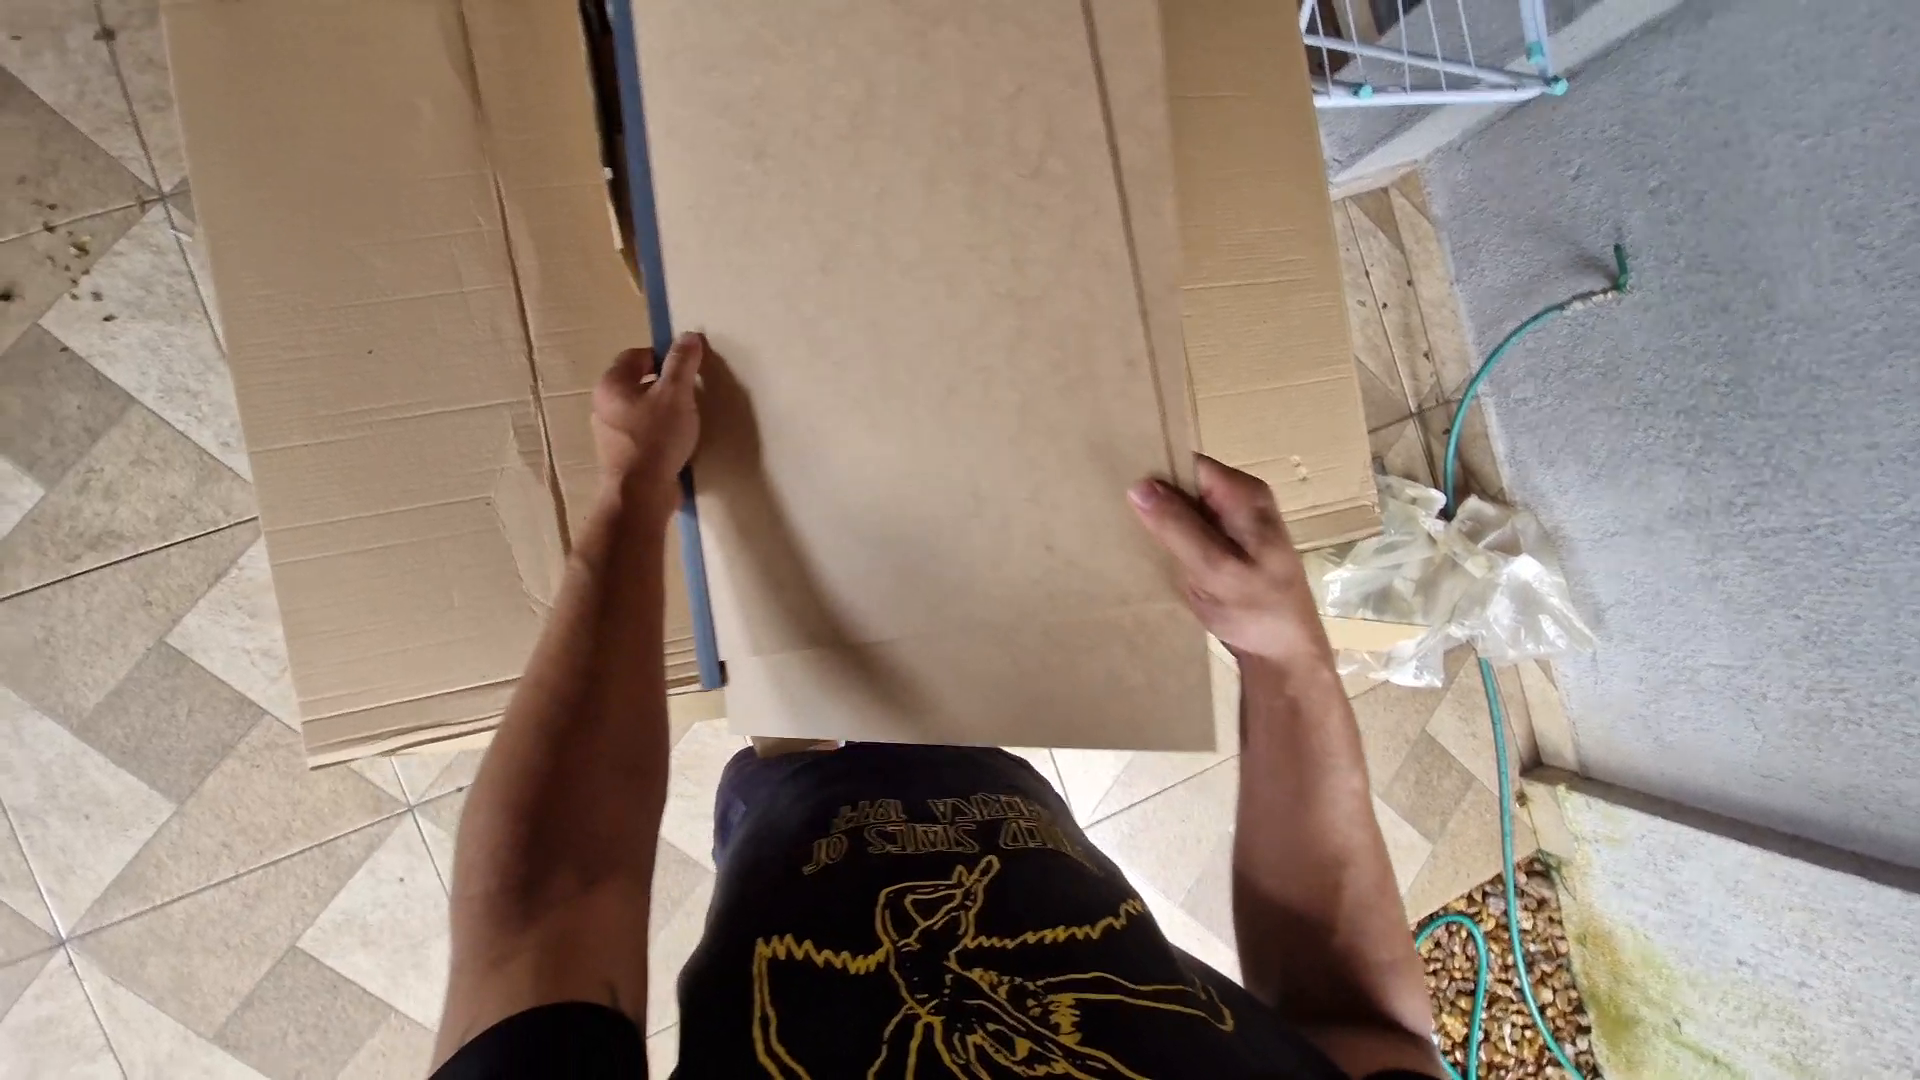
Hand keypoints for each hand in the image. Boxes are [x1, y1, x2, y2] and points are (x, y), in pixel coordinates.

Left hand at [592, 332, 704, 518]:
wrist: (642, 493)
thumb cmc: (656, 438)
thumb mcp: (676, 394)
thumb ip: (683, 363)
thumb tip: (689, 336)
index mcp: (611, 384)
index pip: (636, 355)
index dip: (663, 357)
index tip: (687, 369)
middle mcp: (603, 406)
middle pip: (637, 383)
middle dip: (664, 385)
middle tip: (690, 394)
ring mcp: (610, 434)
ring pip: (640, 411)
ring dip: (662, 411)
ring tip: (687, 420)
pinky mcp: (623, 457)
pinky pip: (643, 435)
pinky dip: (659, 434)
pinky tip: (678, 444)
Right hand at [1128, 455, 1328, 667]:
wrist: (1283, 654)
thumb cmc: (1257, 612)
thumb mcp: (1214, 570)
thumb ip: (1178, 528)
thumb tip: (1138, 486)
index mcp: (1244, 494)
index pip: (1188, 463)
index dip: (1154, 470)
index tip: (1117, 483)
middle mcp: (1239, 499)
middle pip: (1183, 481)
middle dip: (1151, 495)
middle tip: (1112, 510)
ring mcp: (1230, 522)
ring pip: (1181, 505)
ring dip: (1155, 518)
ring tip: (1120, 528)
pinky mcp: (1221, 544)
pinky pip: (1185, 527)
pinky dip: (1165, 536)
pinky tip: (1143, 548)